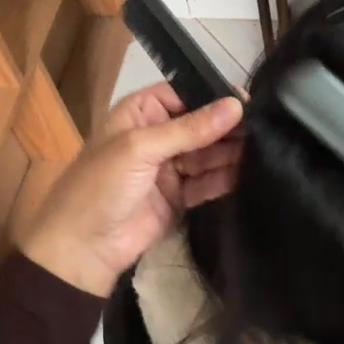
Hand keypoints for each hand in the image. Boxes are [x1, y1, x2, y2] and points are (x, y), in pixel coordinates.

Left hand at [16, 85, 242, 296]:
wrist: (81, 249)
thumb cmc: (102, 185)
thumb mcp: (142, 148)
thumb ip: (191, 128)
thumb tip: (236, 105)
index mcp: (140, 112)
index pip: (185, 94)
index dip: (214, 96)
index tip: (249, 101)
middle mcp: (157, 134)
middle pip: (201, 124)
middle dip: (227, 127)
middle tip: (262, 129)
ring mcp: (168, 166)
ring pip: (207, 152)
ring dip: (229, 152)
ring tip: (259, 150)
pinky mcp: (178, 196)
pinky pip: (206, 181)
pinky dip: (223, 178)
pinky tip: (245, 174)